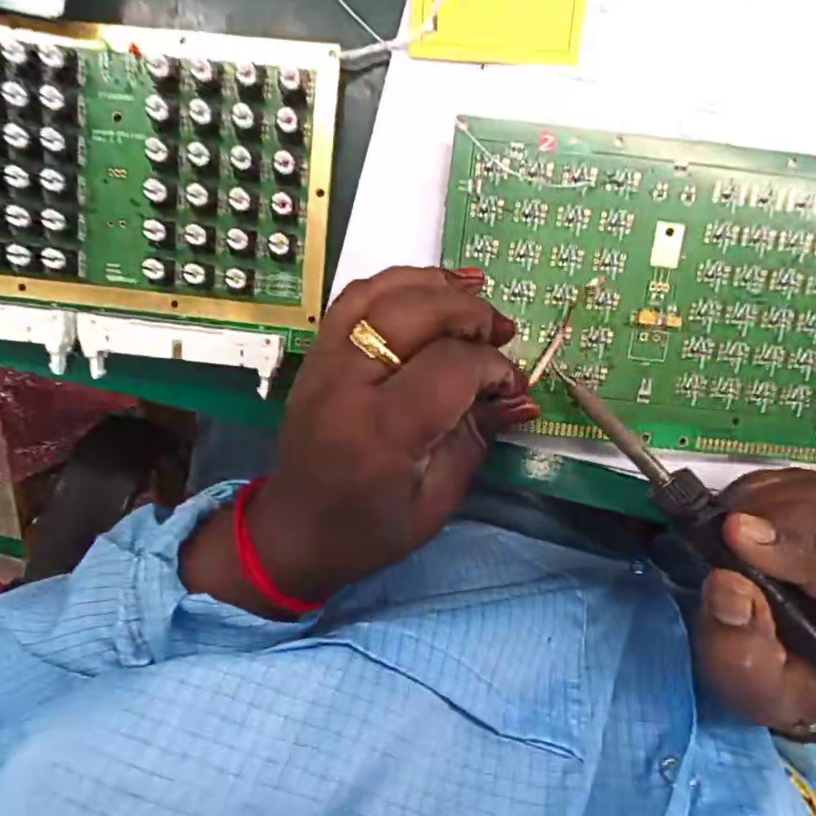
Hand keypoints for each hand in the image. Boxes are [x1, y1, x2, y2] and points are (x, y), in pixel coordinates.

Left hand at [181, 266, 539, 617]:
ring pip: (378, 293)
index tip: (510, 386)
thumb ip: (475, 439)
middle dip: (469, 313)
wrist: (295, 530)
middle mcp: (346, 386)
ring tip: (472, 292)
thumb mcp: (434, 501)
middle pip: (414, 314)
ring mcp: (323, 365)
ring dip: (432, 284)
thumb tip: (520, 396)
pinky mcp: (314, 359)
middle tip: (500, 332)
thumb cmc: (367, 530)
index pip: (450, 367)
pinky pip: (351, 300)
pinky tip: (425, 291)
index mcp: (381, 432)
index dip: (493, 368)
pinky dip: (392, 285)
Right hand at [693, 468, 815, 739]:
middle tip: (715, 531)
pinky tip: (742, 518)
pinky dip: (768, 493)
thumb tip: (726, 582)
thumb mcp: (760, 693)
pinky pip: (815, 484)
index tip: (734, 533)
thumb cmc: (799, 690)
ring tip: (724, 530)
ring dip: (766, 504)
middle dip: (776, 520)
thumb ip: (740, 649)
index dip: (803, 546)